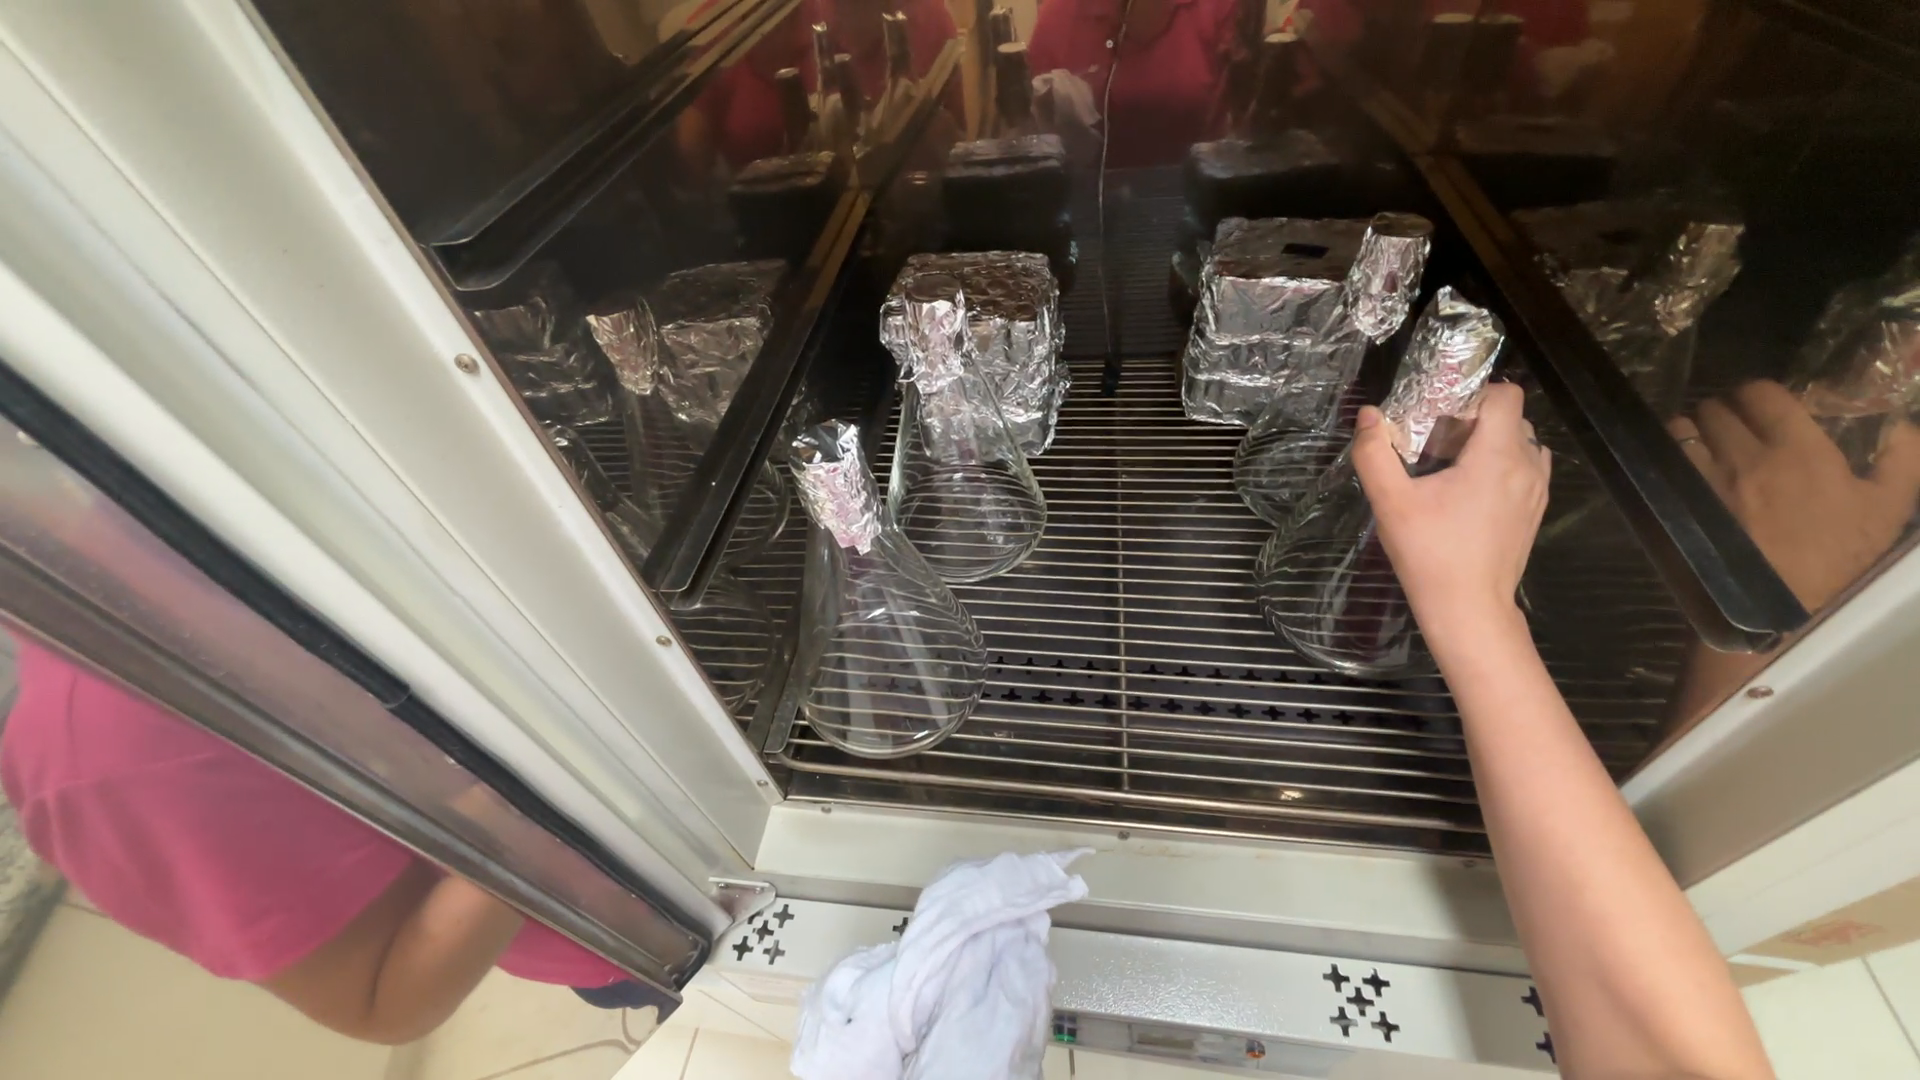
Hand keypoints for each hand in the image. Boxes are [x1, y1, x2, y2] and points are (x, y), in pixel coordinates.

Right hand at [1352, 383, 1550, 635]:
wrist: (1468, 606)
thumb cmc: (1429, 551)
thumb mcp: (1390, 502)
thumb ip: (1374, 454)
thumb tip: (1367, 415)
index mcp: (1497, 456)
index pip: (1506, 394)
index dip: (1472, 393)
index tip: (1437, 413)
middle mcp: (1527, 465)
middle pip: (1510, 417)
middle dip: (1474, 419)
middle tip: (1433, 442)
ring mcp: (1537, 489)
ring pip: (1521, 442)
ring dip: (1489, 443)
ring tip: (1450, 467)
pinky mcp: (1534, 509)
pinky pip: (1524, 468)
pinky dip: (1500, 466)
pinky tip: (1466, 492)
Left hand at [1670, 381, 1919, 609]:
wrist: (1779, 595)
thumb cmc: (1839, 551)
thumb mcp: (1889, 505)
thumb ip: (1903, 459)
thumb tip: (1905, 426)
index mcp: (1800, 451)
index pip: (1764, 396)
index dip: (1757, 392)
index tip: (1760, 400)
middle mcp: (1746, 457)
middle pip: (1717, 409)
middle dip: (1722, 408)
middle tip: (1730, 420)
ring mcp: (1706, 477)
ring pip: (1681, 429)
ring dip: (1689, 426)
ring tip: (1700, 436)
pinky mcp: (1679, 499)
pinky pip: (1664, 460)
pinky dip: (1669, 452)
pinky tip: (1680, 458)